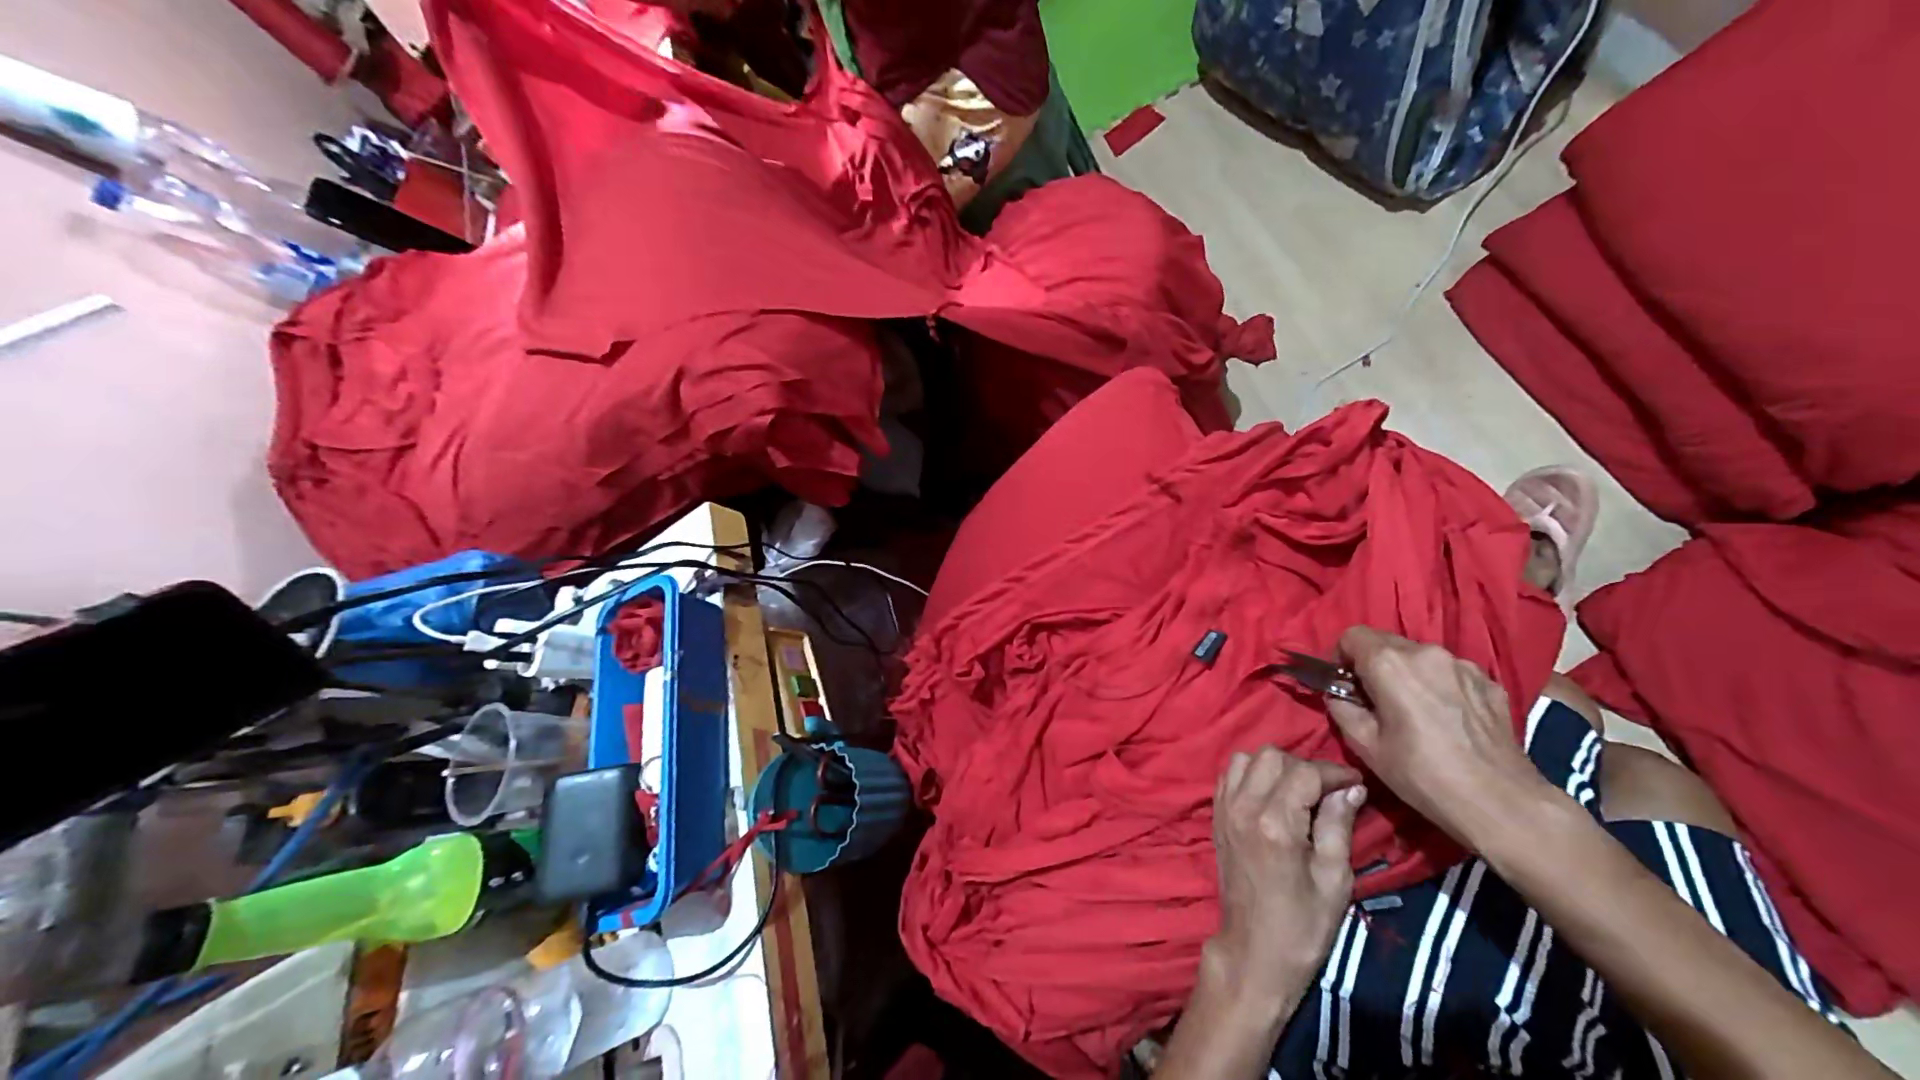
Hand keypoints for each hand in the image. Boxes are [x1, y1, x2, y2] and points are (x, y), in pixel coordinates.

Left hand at [1206, 747, 1366, 1011]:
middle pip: (1272, 756)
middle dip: (1304, 766)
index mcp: (1275, 824)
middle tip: (1327, 791)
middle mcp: (1243, 807)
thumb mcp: (1334, 880)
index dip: (1334, 772)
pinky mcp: (1215, 816)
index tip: (1355, 783)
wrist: (1254, 949)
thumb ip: (1339, 826)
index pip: (1304, 773)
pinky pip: (1230, 775)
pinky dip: (1251, 774)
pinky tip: (1272, 795)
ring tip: (1299, 792)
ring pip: (1246, 758)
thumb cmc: (1303, 925)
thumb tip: (1351, 789)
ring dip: (1275, 767)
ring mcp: (1224, 809)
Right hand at [1325, 626, 1551, 850]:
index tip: (1344, 685)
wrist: (1501, 803)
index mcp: (1390, 664)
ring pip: (1419, 657)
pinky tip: (1446, 719)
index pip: (1351, 636)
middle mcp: (1427, 653)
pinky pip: (1450, 673)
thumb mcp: (1364, 745)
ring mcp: (1464, 666)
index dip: (1340, 658)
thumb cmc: (1422, 775)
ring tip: (1413, 711)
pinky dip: (1439, 686)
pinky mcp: (1490, 683)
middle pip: (1386, 643)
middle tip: (1374, 701)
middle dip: (1372, 665)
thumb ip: (1341, 708)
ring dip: (1407, 674)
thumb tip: (1338, 694)